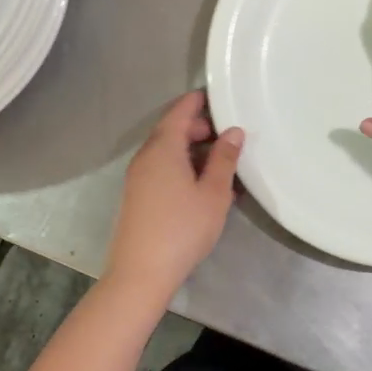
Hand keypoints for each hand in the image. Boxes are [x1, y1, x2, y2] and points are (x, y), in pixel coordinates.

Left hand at [105, 91, 243, 300]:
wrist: (140, 273)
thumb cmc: (182, 229)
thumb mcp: (213, 193)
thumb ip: (224, 159)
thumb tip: (234, 132)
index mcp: (163, 148)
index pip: (179, 112)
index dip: (198, 101)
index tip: (218, 97)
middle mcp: (146, 157)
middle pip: (172, 130)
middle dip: (199, 128)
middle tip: (228, 135)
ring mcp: (138, 178)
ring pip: (167, 152)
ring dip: (193, 151)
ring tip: (222, 163)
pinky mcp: (137, 196)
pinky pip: (162, 169)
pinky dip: (183, 167)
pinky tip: (204, 186)